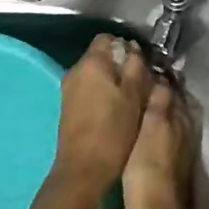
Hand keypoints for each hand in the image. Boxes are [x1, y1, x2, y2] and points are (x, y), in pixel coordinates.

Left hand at [52, 34, 151, 192]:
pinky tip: (114, 111)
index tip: (141, 63)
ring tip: (130, 99)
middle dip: (120, 65)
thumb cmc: (113, 129)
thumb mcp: (134, 94)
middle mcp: (75, 70)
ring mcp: (68, 89)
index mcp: (91, 62)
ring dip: (111, 81)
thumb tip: (133, 48)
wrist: (83, 170)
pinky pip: (88, 89)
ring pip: (95, 74)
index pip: (108, 38)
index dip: (126, 46)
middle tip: (140, 82)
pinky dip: (101, 94)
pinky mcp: (67, 107)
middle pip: (101, 56)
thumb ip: (136, 65)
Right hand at [122, 77, 195, 208]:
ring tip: (141, 104)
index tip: (149, 68)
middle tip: (144, 82)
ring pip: (171, 126)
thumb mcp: (150, 130)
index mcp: (180, 122)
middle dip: (165, 96)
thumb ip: (158, 104)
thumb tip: (164, 78)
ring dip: (161, 114)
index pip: (175, 93)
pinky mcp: (169, 172)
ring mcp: (179, 156)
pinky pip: (164, 143)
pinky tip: (143, 134)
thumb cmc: (148, 169)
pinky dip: (156, 133)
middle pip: (177, 109)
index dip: (164, 81)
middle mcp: (185, 135)